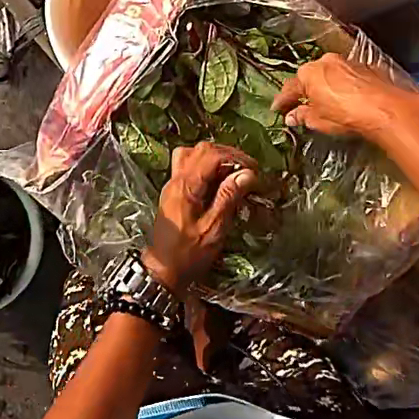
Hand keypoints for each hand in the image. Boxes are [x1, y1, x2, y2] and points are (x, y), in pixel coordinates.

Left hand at [141, 142, 257, 291]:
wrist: (163, 268)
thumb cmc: (189, 253)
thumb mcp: (214, 229)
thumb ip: (228, 198)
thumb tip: (247, 174)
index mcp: (185, 187)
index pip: (210, 155)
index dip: (235, 157)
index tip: (254, 170)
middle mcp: (175, 181)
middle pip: (199, 150)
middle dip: (227, 154)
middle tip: (247, 169)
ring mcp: (172, 185)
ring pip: (191, 155)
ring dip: (215, 158)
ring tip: (235, 173)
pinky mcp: (173, 192)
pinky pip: (188, 167)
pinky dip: (206, 167)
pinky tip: (220, 182)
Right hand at [271, 53, 418, 142]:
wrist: (389, 110)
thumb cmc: (347, 115)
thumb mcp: (318, 120)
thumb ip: (302, 116)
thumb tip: (293, 116)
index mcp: (308, 73)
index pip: (290, 88)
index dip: (283, 101)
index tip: (278, 110)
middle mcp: (327, 62)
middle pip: (312, 77)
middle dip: (307, 90)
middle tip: (303, 106)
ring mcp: (350, 62)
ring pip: (332, 74)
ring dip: (328, 87)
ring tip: (328, 103)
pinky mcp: (370, 67)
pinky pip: (351, 76)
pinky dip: (347, 86)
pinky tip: (349, 99)